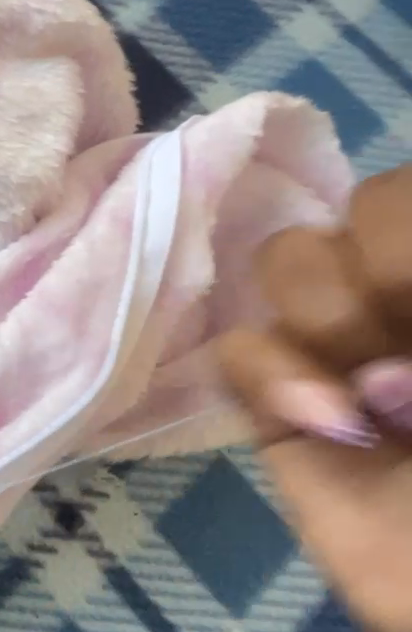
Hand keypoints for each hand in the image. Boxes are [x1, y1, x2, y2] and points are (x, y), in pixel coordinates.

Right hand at [220, 163, 411, 631]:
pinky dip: (275, 381)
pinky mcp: (278, 400)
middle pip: (373, 203)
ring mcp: (354, 347)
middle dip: (392, 265)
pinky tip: (329, 428)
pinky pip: (239, 348)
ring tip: (380, 400)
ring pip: (289, 259)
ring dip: (329, 322)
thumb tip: (385, 353)